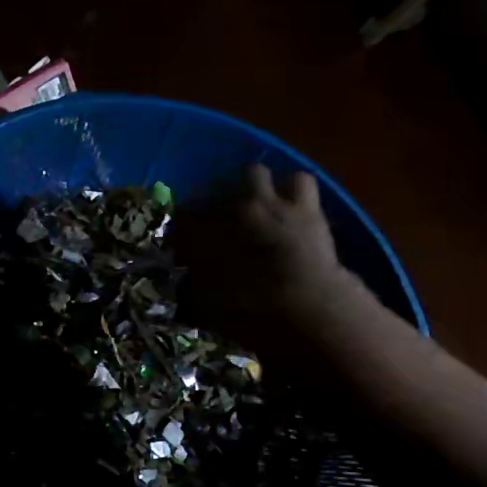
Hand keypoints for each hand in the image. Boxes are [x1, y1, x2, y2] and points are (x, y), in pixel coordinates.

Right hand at [176, 165, 370, 354]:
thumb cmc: (246, 314)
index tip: (186, 248)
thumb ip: (191, 294)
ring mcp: (269, 202)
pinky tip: (292, 204)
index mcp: (201, 233)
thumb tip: (186, 290)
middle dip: (215, 204)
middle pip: (214, 191)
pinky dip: (293, 190)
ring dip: (253, 185)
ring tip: (256, 205)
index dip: (182, 232)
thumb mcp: (205, 310)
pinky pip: (298, 181)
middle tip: (221, 225)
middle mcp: (230, 209)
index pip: (181, 218)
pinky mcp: (305, 206)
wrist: (302, 307)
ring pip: (254, 172)